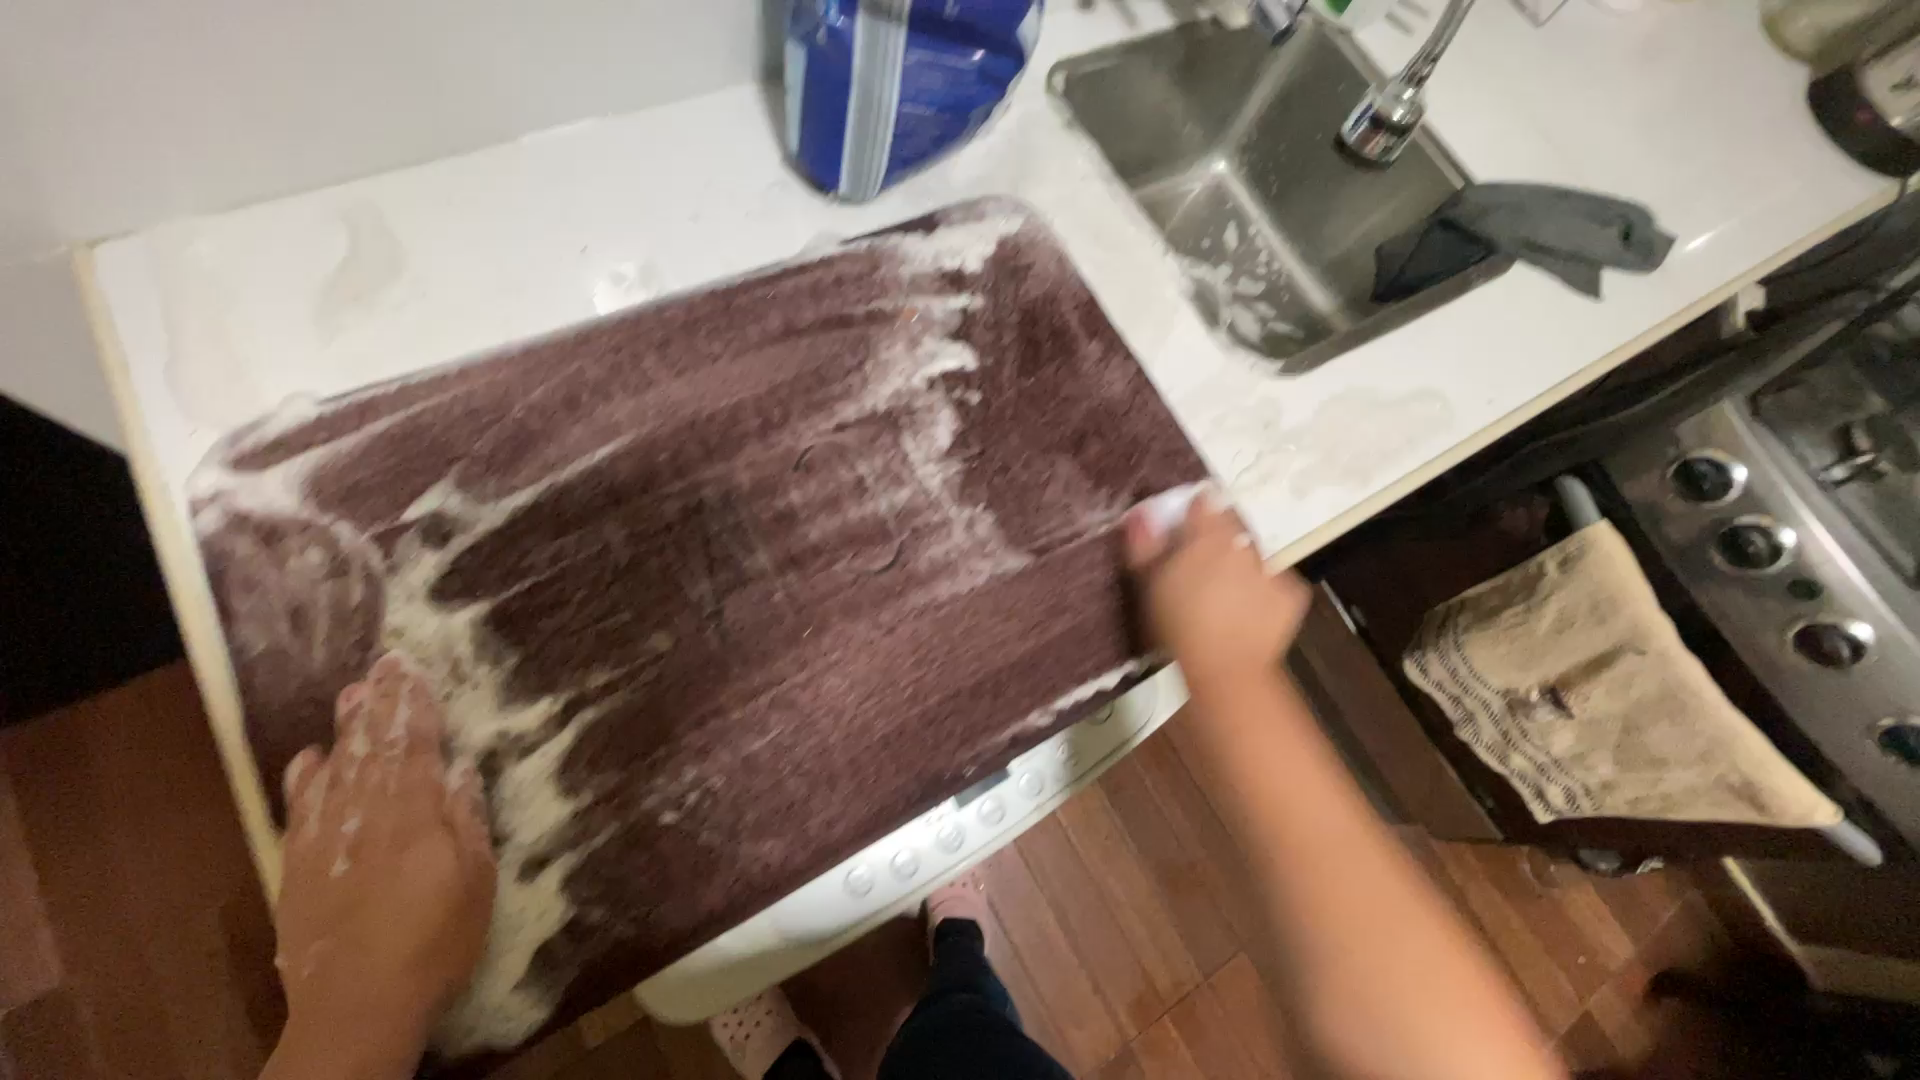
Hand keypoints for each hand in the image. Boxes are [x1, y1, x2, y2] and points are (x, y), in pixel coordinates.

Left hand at [266, 652, 495, 1078]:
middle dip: (379, 703)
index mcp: (413, 815)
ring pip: (336, 770)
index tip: (412, 667)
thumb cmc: (436, 939)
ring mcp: (325, 841)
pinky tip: (309, 757)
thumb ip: (465, 819)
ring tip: (352, 693)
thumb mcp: (475, 878)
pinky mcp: (298, 868)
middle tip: (383, 664)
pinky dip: (306, 778)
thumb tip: (461, 769)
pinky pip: (301, 810)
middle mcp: (364, 816)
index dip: (413, 704)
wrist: (357, 1006)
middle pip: (372, 748)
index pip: (413, 745)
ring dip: (346, 729)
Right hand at [1124, 487, 1311, 683]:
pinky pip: (1277, 581)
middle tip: (1203, 564)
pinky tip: (1250, 609)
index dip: (1195, 510)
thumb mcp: (1148, 584)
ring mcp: (1272, 568)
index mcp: (1206, 536)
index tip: (1185, 524)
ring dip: (1243, 562)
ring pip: (1255, 553)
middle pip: (1232, 526)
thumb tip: (1141, 513)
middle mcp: (1243, 543)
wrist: (1225, 670)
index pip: (1205, 502)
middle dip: (1220, 537)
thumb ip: (1144, 544)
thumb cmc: (1177, 627)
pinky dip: (1265, 588)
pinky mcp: (1292, 594)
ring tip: (1227, 591)